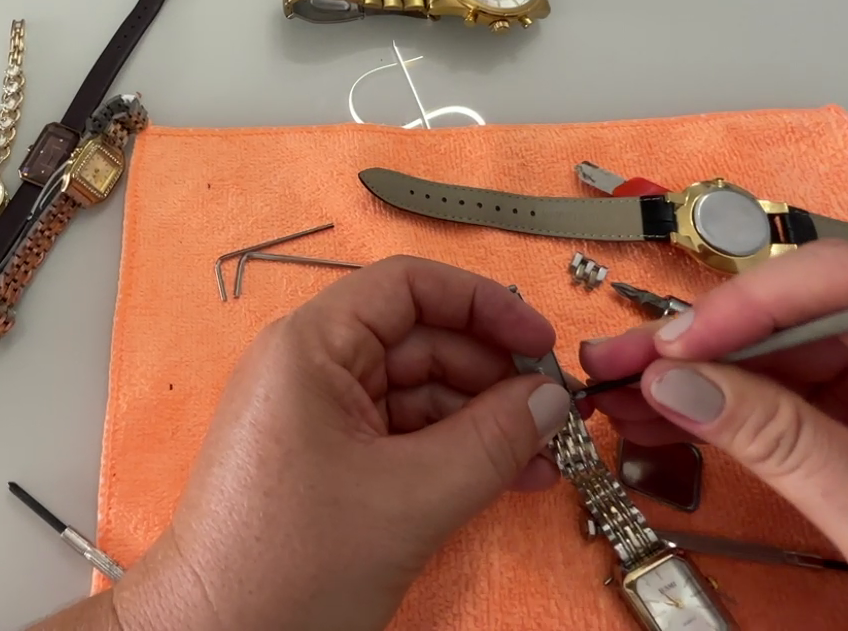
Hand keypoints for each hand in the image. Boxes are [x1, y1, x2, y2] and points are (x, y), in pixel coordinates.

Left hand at [42, 256, 576, 630]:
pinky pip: (398, 428)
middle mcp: (309, 361)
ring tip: (543, 456)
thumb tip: (551, 400)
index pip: (405, 286)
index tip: (539, 341)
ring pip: (414, 387)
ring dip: (480, 418)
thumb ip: (492, 441)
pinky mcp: (324, 448)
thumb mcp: (410, 497)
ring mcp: (315, 405)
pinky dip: (450, 447)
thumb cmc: (291, 562)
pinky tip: (504, 474)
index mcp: (310, 342)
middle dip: (490, 373)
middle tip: (556, 412)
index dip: (480, 303)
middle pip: (417, 337)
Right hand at [581, 241, 847, 630]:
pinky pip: (780, 404)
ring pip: (775, 360)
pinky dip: (717, 411)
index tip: (680, 343)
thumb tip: (676, 383)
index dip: (756, 302)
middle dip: (701, 342)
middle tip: (619, 360)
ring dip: (692, 377)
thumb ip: (786, 448)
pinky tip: (661, 417)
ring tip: (619, 391)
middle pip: (798, 321)